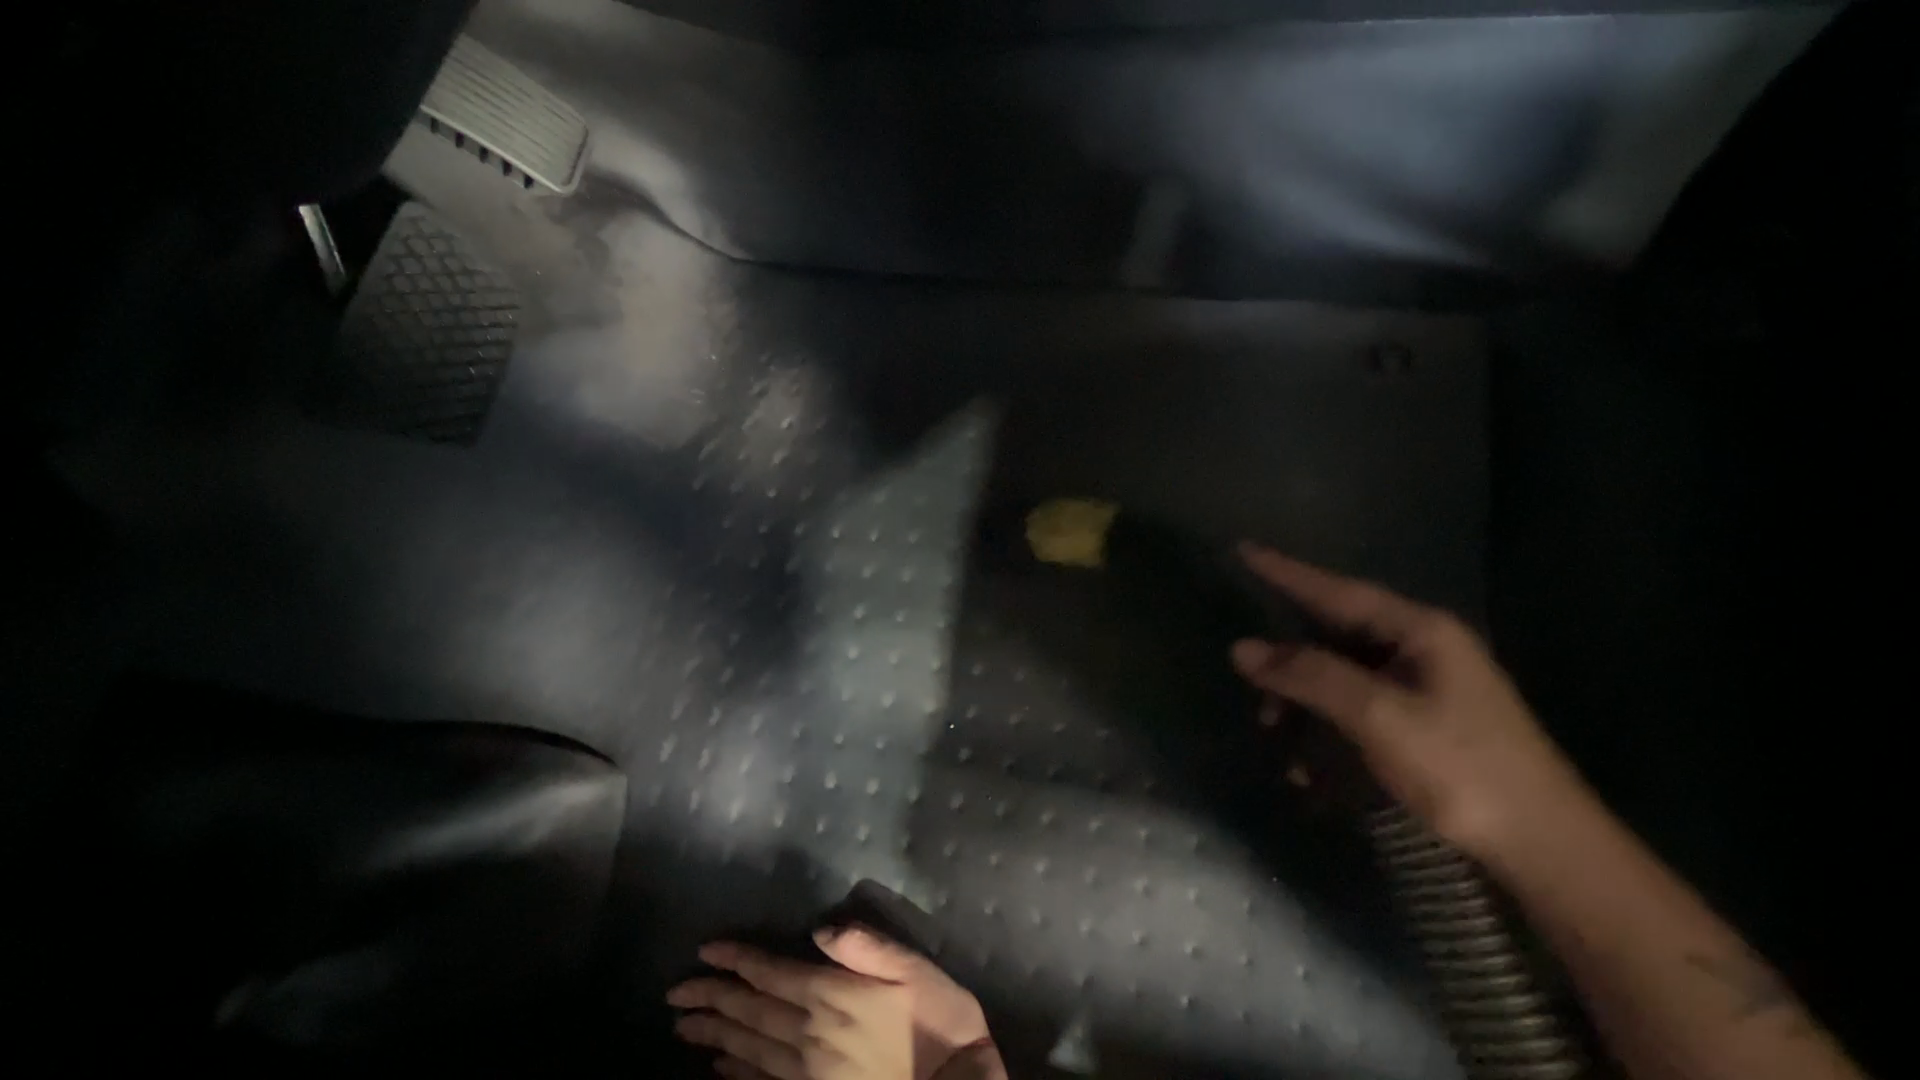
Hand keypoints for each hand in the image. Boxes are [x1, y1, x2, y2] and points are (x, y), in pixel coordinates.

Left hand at [668, 926, 1003, 1079]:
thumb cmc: (937, 1021)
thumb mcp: (914, 969)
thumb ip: (867, 946)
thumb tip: (822, 927)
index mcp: (830, 994)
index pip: (769, 972)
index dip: (735, 960)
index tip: (704, 951)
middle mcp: (809, 1033)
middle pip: (748, 1011)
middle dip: (710, 998)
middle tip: (675, 992)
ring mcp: (806, 1072)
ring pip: (747, 1048)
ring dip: (713, 1034)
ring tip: (684, 1026)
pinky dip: (735, 1073)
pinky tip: (719, 1068)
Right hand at [1229, 545, 1588, 859]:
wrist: (1542, 844)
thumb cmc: (1462, 767)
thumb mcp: (1379, 716)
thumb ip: (1311, 676)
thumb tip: (1243, 648)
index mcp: (1421, 632)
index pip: (1339, 591)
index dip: (1288, 573)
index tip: (1244, 550)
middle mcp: (1423, 649)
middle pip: (1337, 635)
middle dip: (1289, 658)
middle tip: (1247, 672)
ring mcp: (1425, 687)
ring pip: (1343, 677)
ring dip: (1305, 702)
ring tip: (1274, 730)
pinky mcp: (1424, 724)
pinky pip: (1359, 710)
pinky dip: (1328, 729)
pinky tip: (1309, 769)